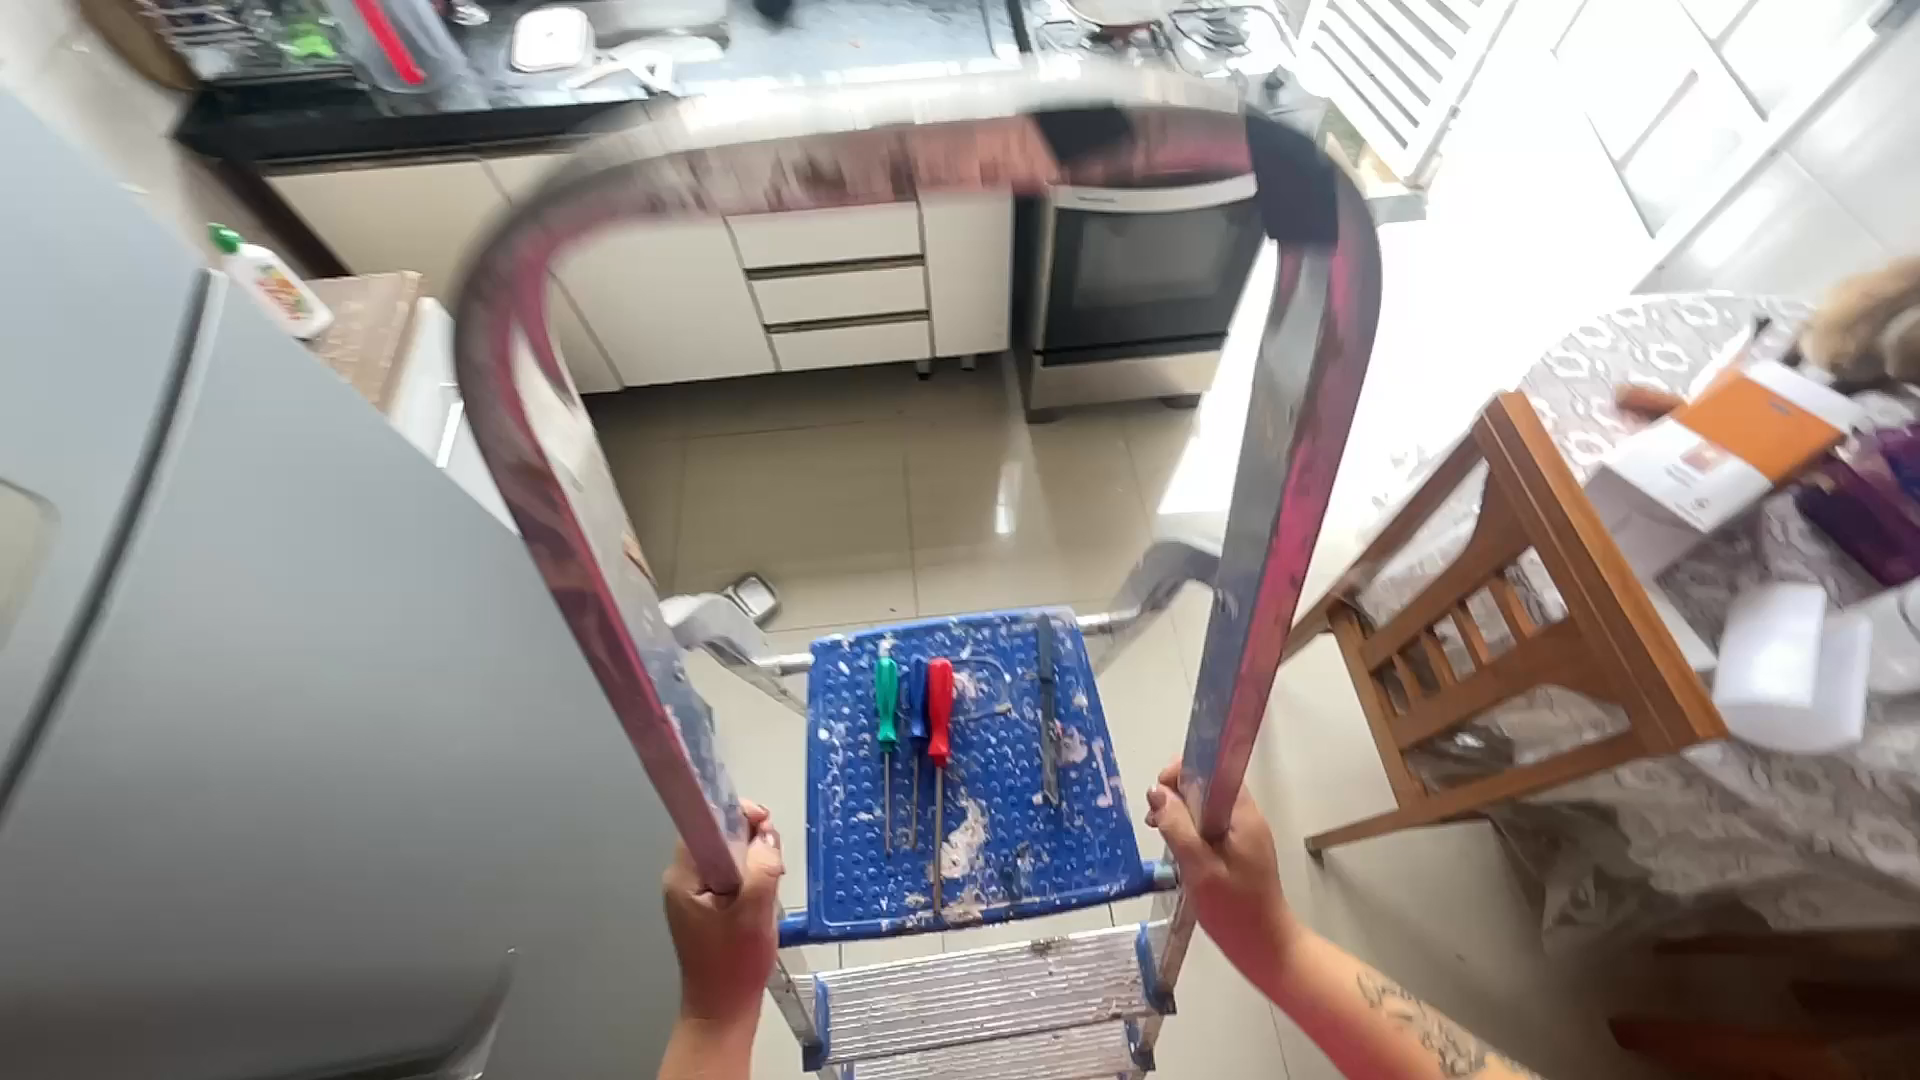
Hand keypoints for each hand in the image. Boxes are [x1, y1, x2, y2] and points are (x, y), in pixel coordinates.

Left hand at [662, 799, 784, 1024]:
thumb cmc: (734, 964)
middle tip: (774, 858)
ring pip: (729, 853)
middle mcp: (684, 878)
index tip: (764, 822)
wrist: (723, 1012)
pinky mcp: (709, 903)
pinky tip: (765, 894)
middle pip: (719, 835)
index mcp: (684, 877)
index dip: (735, 814)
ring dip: (755, 859)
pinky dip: (752, 875)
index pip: (705, 822)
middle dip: (751, 839)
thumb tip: (767, 835)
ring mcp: (695, 891)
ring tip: (772, 880)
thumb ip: (762, 867)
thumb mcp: (754, 911)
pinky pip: (732, 872)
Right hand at [1145, 760, 1302, 983]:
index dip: (1183, 772)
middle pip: (1206, 787)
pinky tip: (1175, 850)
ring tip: (1160, 834)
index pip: (1213, 770)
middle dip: (1176, 795)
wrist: (1266, 951)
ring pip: (1204, 807)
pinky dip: (1188, 831)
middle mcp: (1245, 817)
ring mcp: (1242, 834)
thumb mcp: (1199, 867)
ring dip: (1179, 814)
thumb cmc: (1235, 910)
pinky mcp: (1237, 851)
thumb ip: (1177, 827)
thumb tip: (1156, 792)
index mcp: (1242, 815)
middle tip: (1155, 820)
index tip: (1160, 793)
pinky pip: (1208, 826)